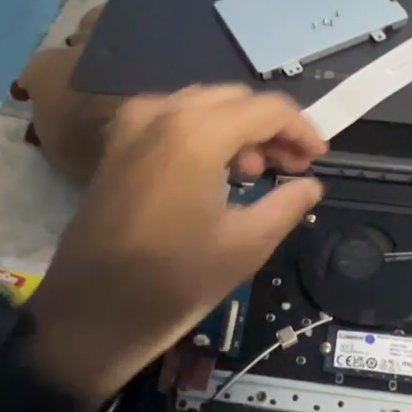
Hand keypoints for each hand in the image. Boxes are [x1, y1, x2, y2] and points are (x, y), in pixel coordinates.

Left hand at [26, 85, 327, 405]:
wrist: (91, 312)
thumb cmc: (172, 281)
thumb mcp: (245, 246)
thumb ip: (287, 204)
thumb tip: (310, 185)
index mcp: (196, 132)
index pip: (267, 108)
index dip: (302, 129)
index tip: (319, 158)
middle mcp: (163, 113)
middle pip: (234, 99)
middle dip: (270, 127)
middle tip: (293, 166)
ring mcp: (133, 124)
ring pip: (203, 104)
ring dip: (237, 128)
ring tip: (256, 173)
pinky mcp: (118, 143)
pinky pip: (172, 118)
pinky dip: (202, 132)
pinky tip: (214, 170)